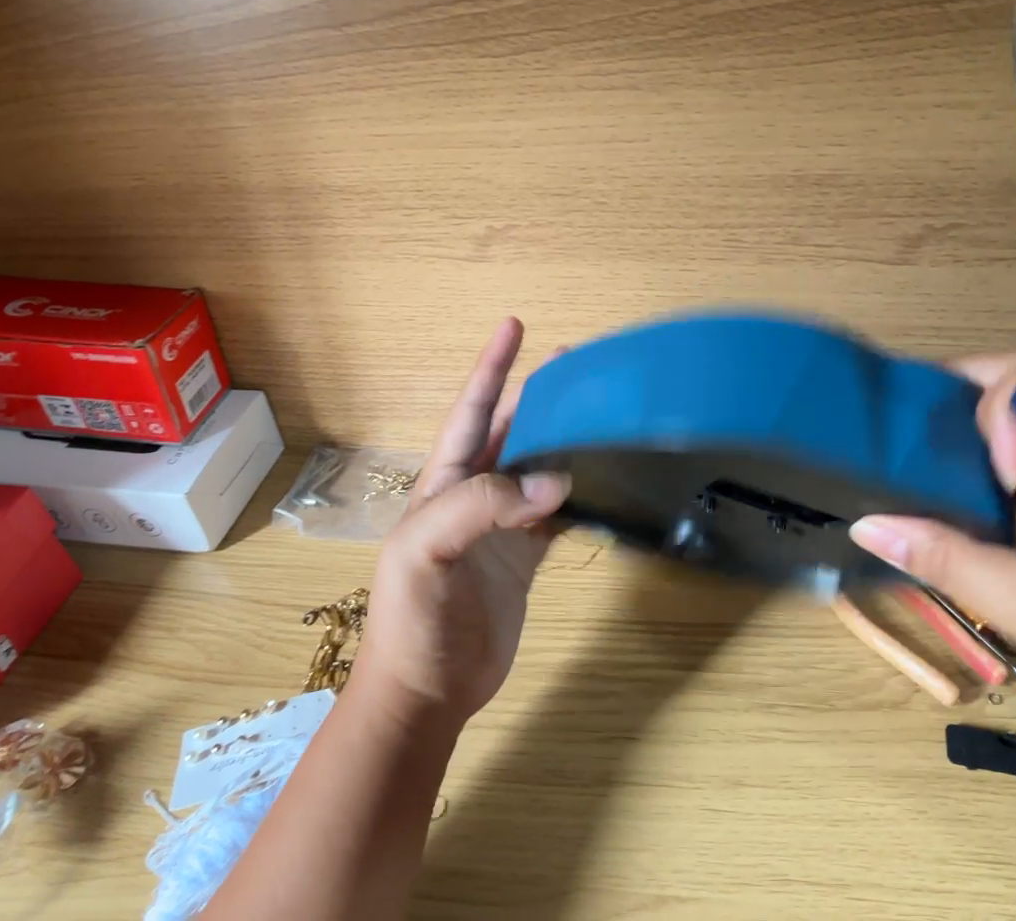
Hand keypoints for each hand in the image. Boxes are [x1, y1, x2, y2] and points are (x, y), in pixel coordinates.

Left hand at [353, 319, 570, 726]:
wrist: (426, 689)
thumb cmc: (413, 616)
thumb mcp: (427, 549)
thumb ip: (482, 506)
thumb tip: (557, 481)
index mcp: (441, 484)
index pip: (470, 413)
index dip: (491, 370)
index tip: (514, 326)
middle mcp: (472, 497)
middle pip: (509, 434)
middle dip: (538, 398)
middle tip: (579, 369)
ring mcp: (500, 529)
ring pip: (536, 471)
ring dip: (562, 443)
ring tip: (599, 415)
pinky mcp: (524, 560)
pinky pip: (556, 517)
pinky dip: (579, 497)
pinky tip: (602, 482)